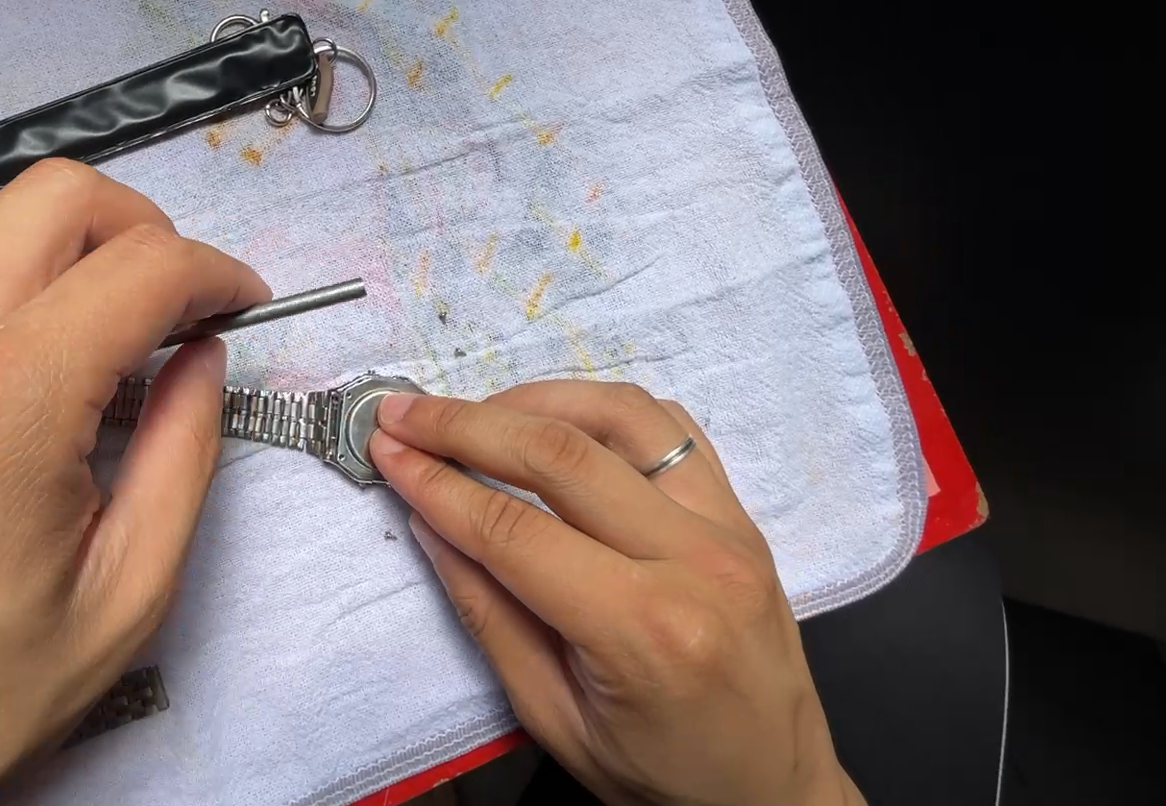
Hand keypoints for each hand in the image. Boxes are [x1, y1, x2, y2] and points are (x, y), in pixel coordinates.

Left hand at [0, 160, 268, 804]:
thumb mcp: (126, 591)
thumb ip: (184, 448)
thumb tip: (203, 354)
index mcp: (2, 401)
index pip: (141, 265)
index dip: (216, 272)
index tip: (246, 310)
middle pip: (59, 194)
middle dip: (147, 228)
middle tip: (181, 307)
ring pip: (0, 218)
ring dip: (84, 246)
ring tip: (121, 330)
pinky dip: (27, 277)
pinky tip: (48, 357)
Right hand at [370, 382, 863, 805]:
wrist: (779, 797)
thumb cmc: (658, 775)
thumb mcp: (550, 716)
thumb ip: (485, 610)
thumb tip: (427, 517)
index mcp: (644, 630)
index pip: (513, 529)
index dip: (436, 482)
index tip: (386, 449)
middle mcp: (695, 560)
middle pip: (557, 454)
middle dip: (463, 425)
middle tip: (404, 412)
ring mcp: (728, 525)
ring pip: (616, 414)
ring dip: (530, 399)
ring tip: (474, 415)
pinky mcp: (739, 510)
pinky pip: (666, 423)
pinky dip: (596, 406)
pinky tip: (554, 420)